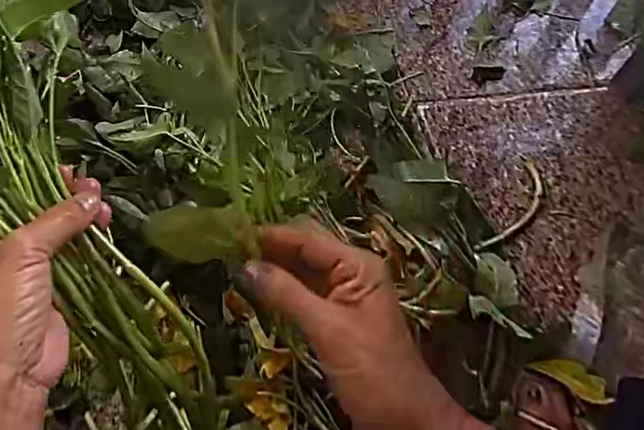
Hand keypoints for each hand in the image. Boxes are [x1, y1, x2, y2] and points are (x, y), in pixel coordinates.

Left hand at [0, 170, 112, 429]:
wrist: (7, 380)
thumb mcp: (22, 251)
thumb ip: (58, 218)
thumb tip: (92, 196)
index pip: (9, 193)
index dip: (38, 177)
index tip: (66, 168)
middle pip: (38, 210)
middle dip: (66, 196)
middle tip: (90, 185)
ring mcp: (26, 270)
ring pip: (58, 232)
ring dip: (81, 216)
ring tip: (102, 204)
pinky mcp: (51, 289)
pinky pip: (73, 255)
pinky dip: (89, 239)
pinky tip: (103, 224)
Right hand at [240, 223, 485, 429]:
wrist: (410, 425)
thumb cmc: (375, 374)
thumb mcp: (328, 331)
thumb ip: (287, 294)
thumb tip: (246, 267)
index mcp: (357, 264)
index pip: (307, 239)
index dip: (272, 235)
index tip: (236, 233)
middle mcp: (351, 270)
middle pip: (304, 249)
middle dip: (271, 248)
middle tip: (232, 248)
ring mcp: (345, 293)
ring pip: (302, 270)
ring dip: (274, 268)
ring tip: (238, 264)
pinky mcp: (337, 316)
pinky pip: (305, 292)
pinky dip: (283, 289)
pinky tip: (260, 288)